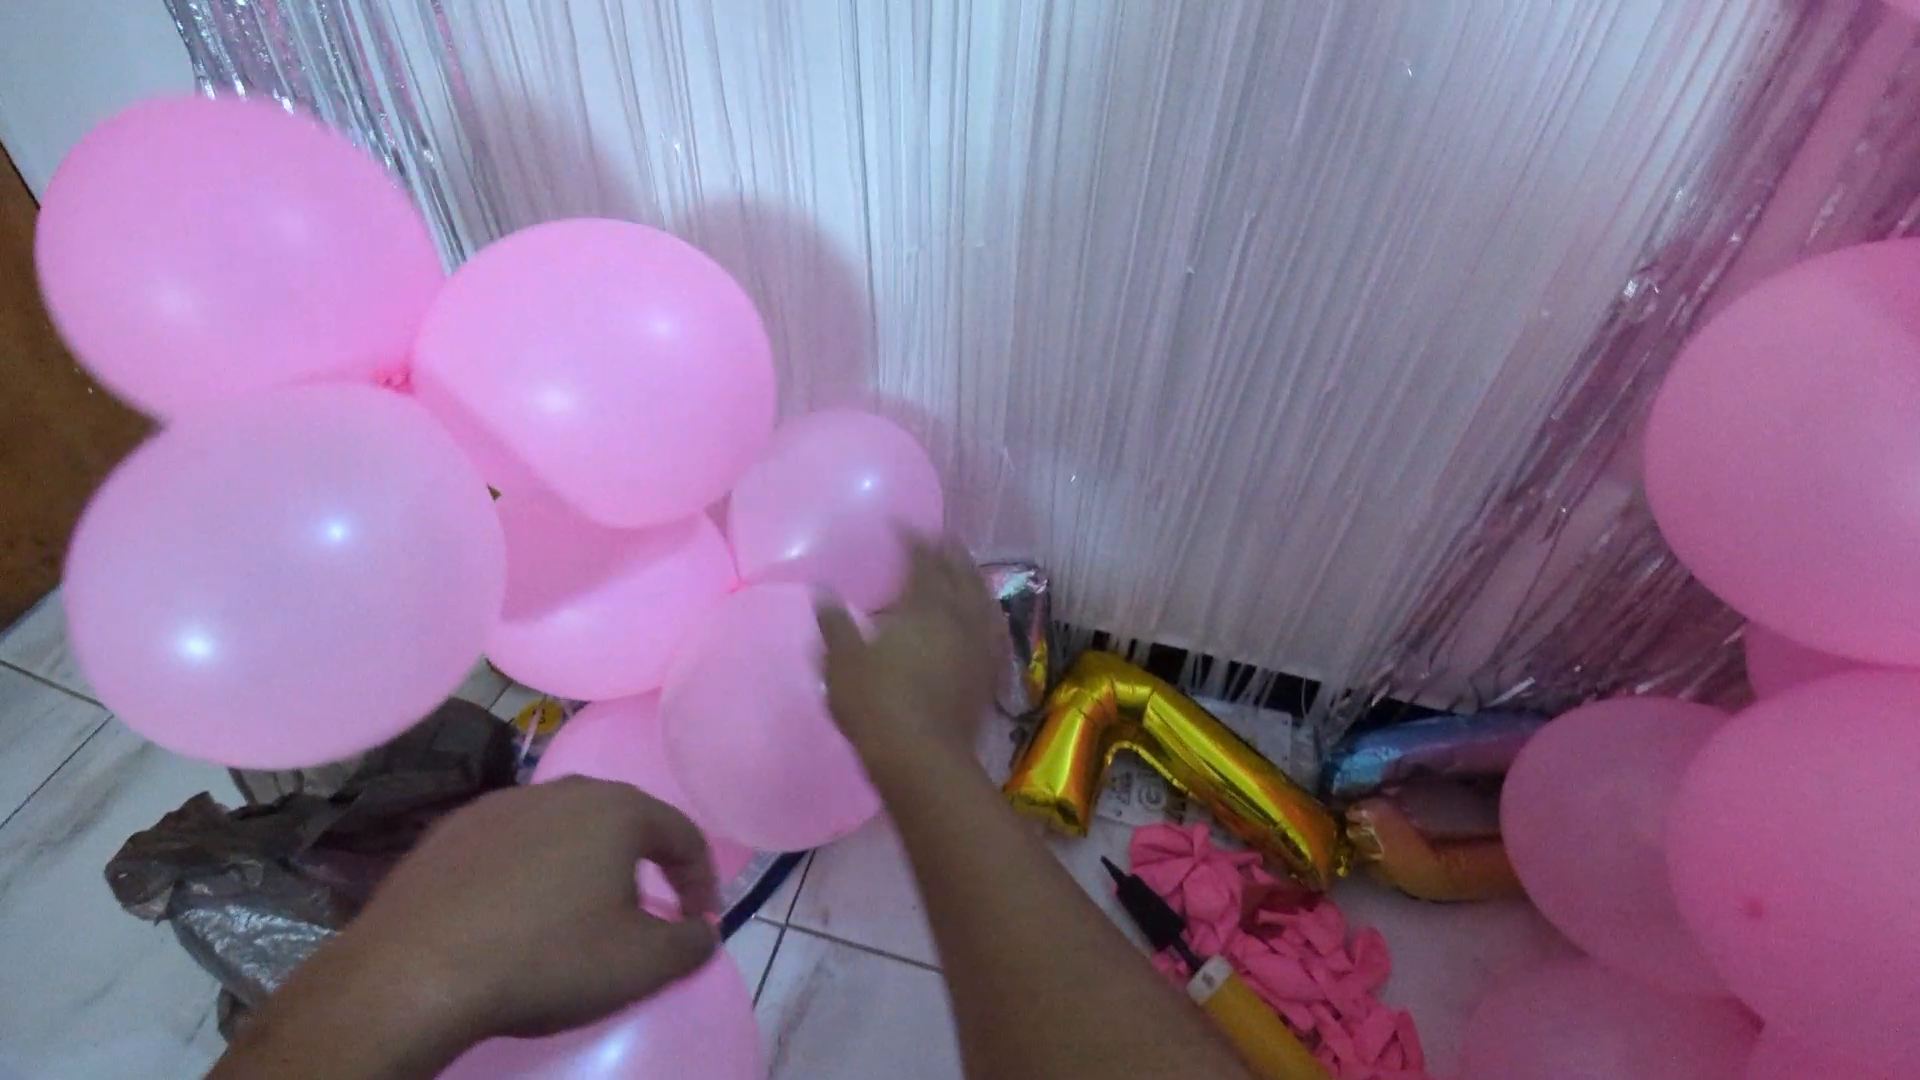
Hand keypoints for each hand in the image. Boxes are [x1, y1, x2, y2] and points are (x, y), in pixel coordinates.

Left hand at [318, 778, 720, 1045]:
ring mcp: (504, 804)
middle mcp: (567, 790)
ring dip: (584, 866)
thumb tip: (703, 930)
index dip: (700, 880)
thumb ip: (692, 943)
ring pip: (567, 829)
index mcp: (620, 809)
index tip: (698, 922)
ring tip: (575, 916)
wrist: (407, 978)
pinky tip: (511, 914)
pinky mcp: (453, 829)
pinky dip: (528, 871)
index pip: (683, 835)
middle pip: (625, 824)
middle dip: (643, 868)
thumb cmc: (543, 960)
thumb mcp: (640, 965)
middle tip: (643, 916)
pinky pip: (513, 844)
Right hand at [817, 536, 1001, 780]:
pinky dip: (989, 616)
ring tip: (967, 567)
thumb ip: (835, 625)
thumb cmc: (876, 706)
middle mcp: (957, 617)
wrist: (922, 758)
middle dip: (950, 551)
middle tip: (943, 536)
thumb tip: (822, 594)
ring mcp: (978, 645)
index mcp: (923, 607)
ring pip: (982, 599)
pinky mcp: (989, 672)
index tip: (901, 523)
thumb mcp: (843, 663)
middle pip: (958, 573)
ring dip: (974, 577)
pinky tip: (987, 617)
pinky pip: (993, 632)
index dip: (911, 538)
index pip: (920, 560)